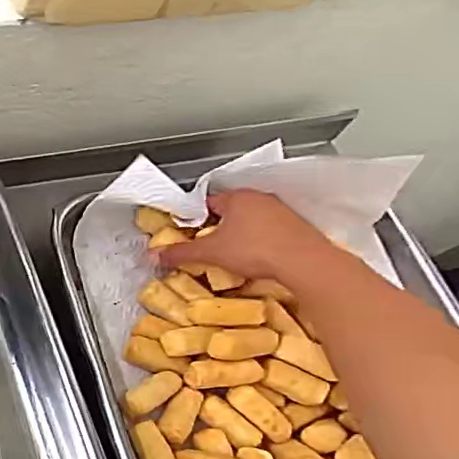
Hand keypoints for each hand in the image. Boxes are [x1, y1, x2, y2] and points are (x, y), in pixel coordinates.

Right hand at [156, 189, 343, 284]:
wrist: (303, 261)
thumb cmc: (255, 250)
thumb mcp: (210, 253)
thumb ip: (180, 253)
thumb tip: (155, 255)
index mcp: (237, 197)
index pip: (206, 202)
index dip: (194, 218)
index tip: (188, 234)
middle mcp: (259, 197)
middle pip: (228, 210)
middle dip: (216, 227)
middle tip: (206, 246)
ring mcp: (280, 210)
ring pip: (249, 219)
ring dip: (238, 233)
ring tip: (230, 254)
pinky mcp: (295, 225)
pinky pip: (268, 229)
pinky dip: (258, 240)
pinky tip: (255, 257)